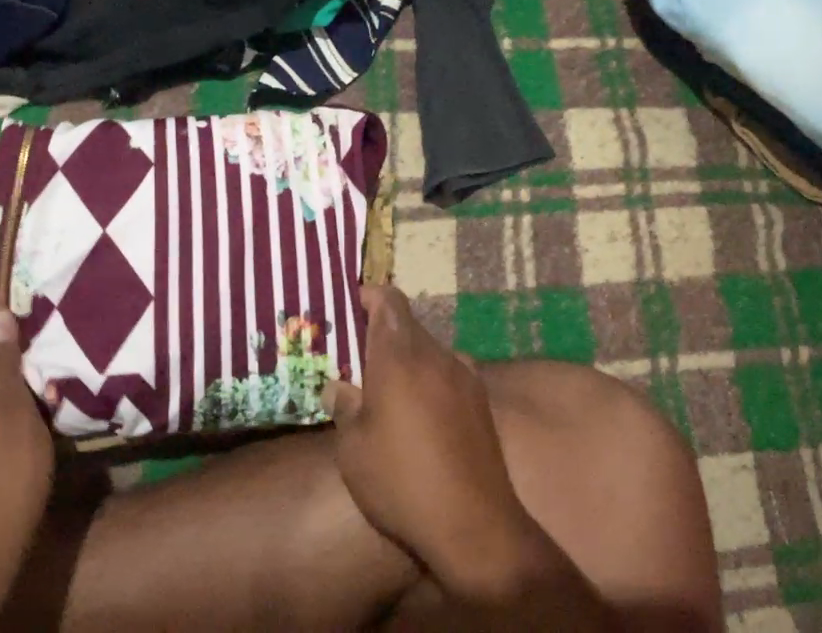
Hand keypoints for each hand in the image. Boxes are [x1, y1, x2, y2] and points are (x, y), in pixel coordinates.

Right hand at [321, 285, 536, 588]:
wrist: (475, 525)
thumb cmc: (401, 480)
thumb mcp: (353, 447)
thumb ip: (344, 406)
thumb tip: (339, 386)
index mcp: (401, 355)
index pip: (389, 301)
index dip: (369, 296)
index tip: (350, 307)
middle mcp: (437, 356)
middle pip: (409, 326)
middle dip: (382, 334)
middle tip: (357, 359)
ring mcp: (465, 377)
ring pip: (429, 351)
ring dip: (407, 360)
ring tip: (385, 392)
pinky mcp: (481, 403)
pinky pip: (447, 375)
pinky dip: (428, 381)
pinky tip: (418, 415)